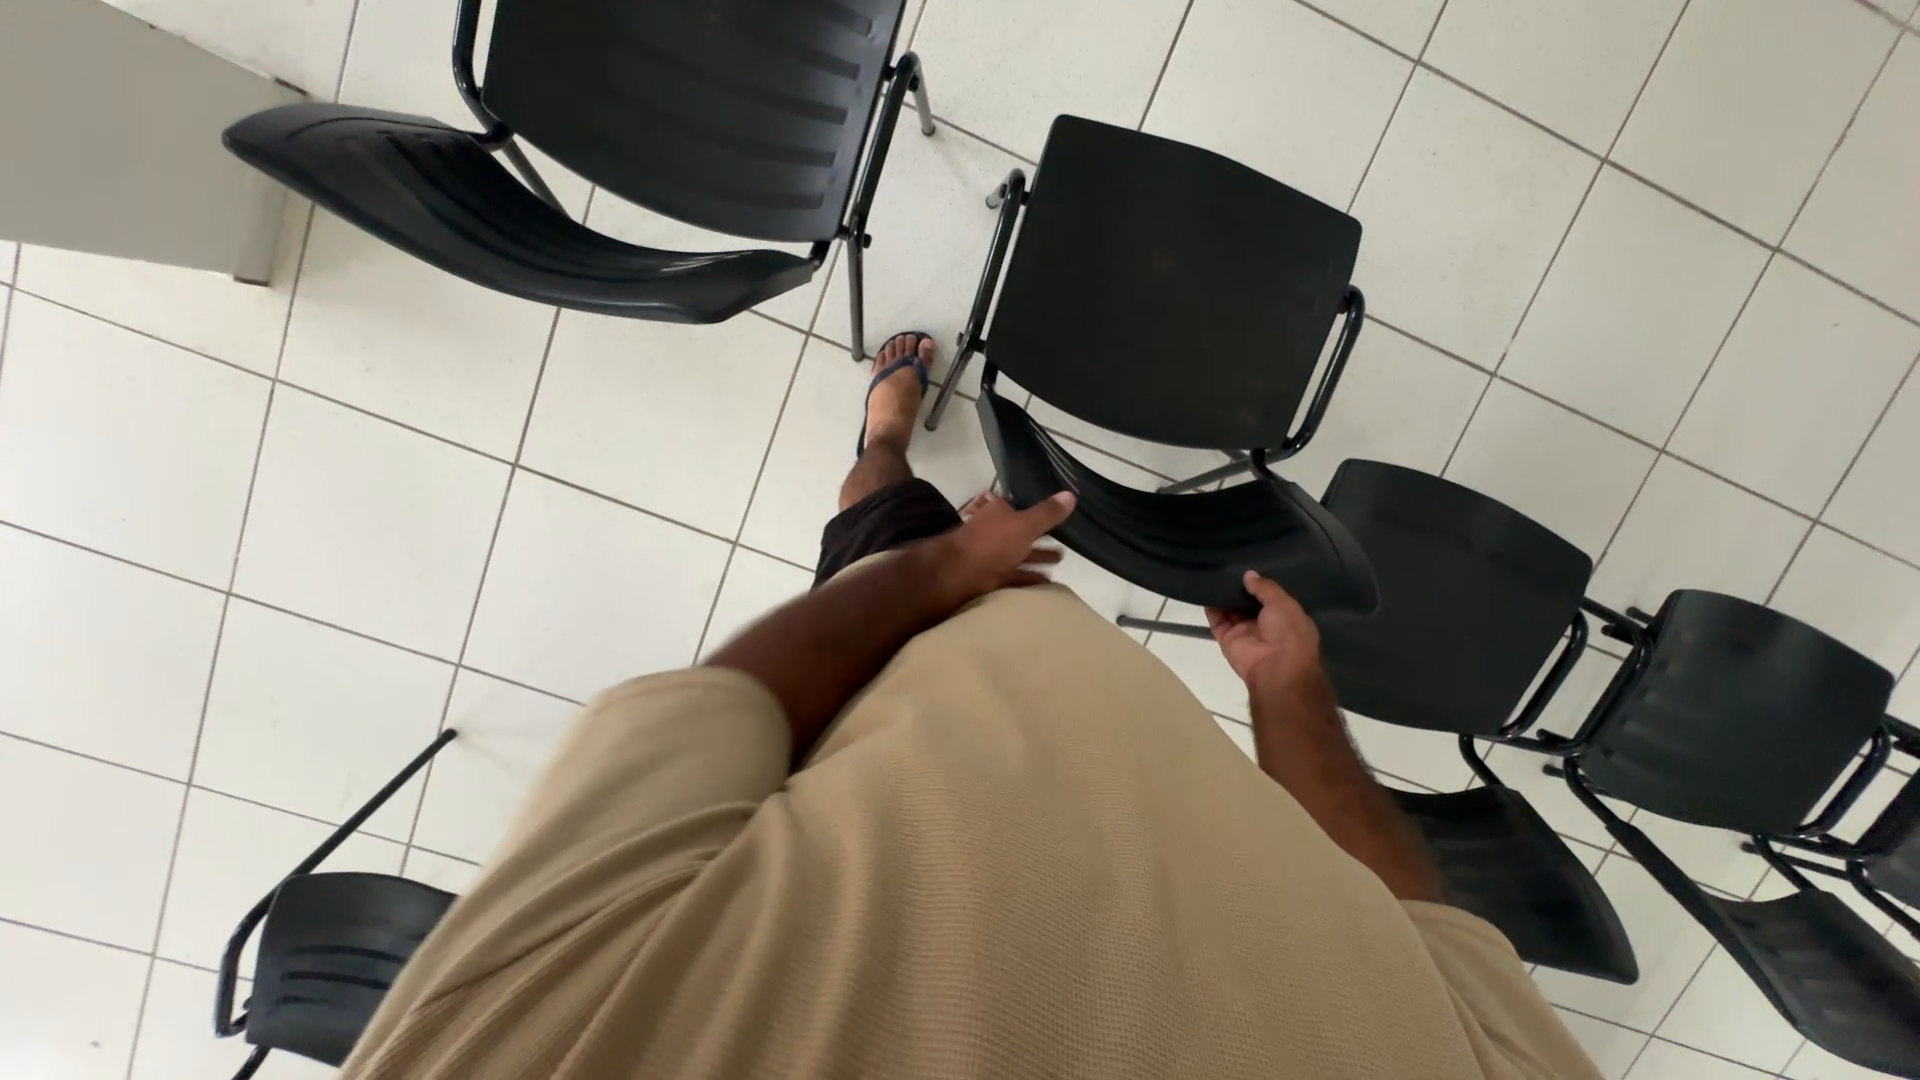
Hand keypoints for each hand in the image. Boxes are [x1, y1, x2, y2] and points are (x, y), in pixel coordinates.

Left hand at [917, 490, 1075, 609]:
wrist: (958, 573)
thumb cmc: (992, 542)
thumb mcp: (1025, 524)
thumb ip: (1047, 513)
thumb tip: (1071, 495)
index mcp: (999, 512)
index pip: (1021, 506)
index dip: (1039, 510)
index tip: (1059, 516)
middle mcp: (995, 530)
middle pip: (1023, 532)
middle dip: (1042, 537)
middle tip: (1065, 542)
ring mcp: (992, 554)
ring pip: (1020, 554)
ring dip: (1038, 557)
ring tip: (1060, 562)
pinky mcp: (991, 575)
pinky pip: (1015, 575)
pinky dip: (1030, 577)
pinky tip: (1047, 582)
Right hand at [1206, 570, 1324, 696]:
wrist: (1275, 667)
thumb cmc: (1288, 632)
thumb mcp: (1283, 604)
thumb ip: (1265, 588)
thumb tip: (1248, 575)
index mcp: (1284, 616)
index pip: (1269, 596)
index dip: (1260, 583)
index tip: (1248, 566)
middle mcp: (1263, 623)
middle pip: (1247, 602)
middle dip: (1239, 587)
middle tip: (1227, 565)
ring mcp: (1243, 630)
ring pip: (1230, 609)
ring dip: (1224, 594)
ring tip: (1214, 572)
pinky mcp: (1226, 638)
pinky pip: (1216, 619)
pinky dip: (1210, 606)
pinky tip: (1206, 588)